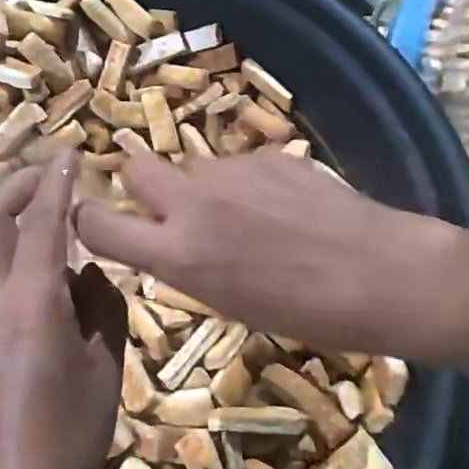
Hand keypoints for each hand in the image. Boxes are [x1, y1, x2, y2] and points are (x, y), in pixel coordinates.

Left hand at [0, 152, 124, 468]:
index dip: (57, 183)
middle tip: (49, 169)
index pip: (42, 223)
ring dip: (13, 218)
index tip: (71, 153)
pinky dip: (17, 253)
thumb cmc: (73, 430)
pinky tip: (53, 269)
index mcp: (33, 302)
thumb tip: (94, 271)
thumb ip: (105, 306)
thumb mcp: (106, 364)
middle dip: (15, 185)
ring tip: (55, 210)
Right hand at [73, 150, 455, 352]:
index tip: (95, 220)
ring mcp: (234, 172)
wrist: (379, 275)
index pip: (98, 224)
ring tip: (249, 215)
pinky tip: (286, 206)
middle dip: (143, 185)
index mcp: (180, 255)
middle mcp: (195, 204)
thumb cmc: (306, 314)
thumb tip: (172, 241)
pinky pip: (239, 163)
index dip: (89, 219)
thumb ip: (188, 264)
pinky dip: (249, 182)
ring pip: (194, 165)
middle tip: (173, 209)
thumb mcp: (230, 302)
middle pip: (136, 167)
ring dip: (204, 186)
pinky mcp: (271, 155)